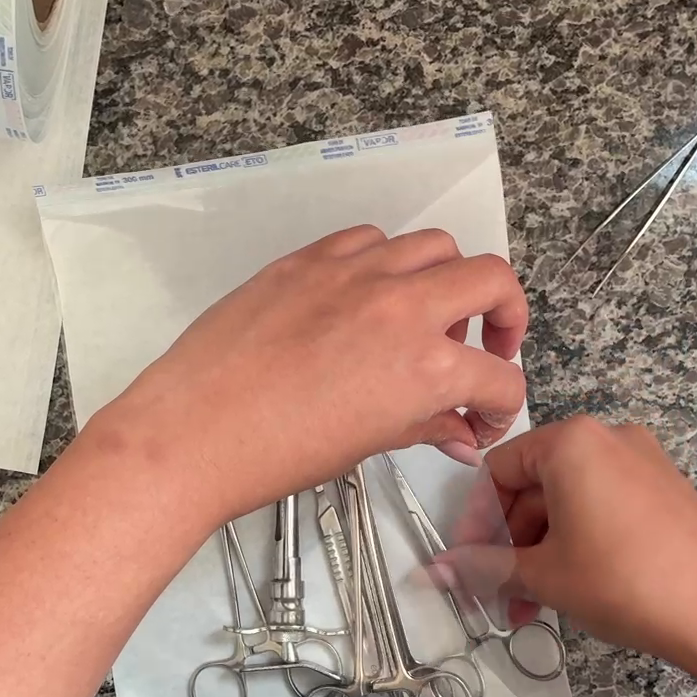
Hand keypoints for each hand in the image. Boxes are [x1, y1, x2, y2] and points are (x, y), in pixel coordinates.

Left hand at [86, 225, 526, 524]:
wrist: (193, 432)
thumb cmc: (275, 455)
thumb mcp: (363, 446)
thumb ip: (422, 427)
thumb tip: (459, 434)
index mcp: (425, 367)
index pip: (499, 378)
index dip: (503, 405)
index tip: (483, 417)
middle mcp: (401, 306)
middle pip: (490, 279)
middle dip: (504, 315)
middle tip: (485, 347)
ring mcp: (352, 273)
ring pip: (432, 245)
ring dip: (443, 280)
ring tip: (419, 317)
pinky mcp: (305, 260)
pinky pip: (365, 240)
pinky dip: (382, 263)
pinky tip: (363, 296)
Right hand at [439, 416, 696, 666]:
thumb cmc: (625, 581)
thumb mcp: (541, 574)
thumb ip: (480, 567)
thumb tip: (433, 571)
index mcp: (571, 442)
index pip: (496, 473)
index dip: (473, 521)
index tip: (464, 562)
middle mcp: (608, 439)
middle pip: (531, 489)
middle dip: (507, 545)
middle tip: (494, 591)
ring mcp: (644, 464)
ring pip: (565, 505)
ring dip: (538, 553)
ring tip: (527, 605)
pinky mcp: (667, 494)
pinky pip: (600, 510)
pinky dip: (575, 544)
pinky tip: (567, 590)